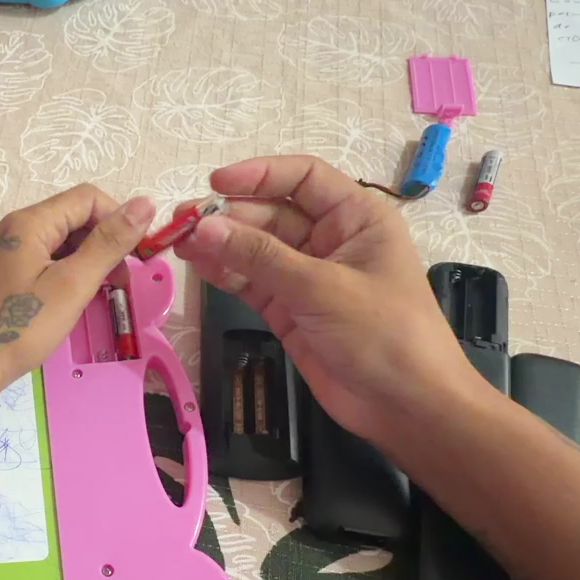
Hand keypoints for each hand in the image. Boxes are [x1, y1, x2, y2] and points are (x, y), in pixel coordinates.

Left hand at [0, 185, 154, 412]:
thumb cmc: (21, 328)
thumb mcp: (72, 285)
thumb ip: (108, 243)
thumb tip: (145, 202)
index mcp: (26, 223)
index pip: (86, 198)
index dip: (118, 220)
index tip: (133, 258)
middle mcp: (6, 227)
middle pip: (68, 217)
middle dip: (100, 242)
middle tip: (118, 283)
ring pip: (51, 240)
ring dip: (81, 259)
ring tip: (95, 293)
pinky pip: (33, 258)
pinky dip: (57, 270)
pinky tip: (65, 298)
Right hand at [174, 155, 483, 446]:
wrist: (403, 404)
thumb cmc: (382, 334)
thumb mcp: (320, 287)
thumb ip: (258, 257)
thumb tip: (203, 227)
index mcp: (356, 218)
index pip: (303, 178)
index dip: (259, 175)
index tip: (214, 183)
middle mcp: (328, 240)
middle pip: (269, 214)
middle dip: (226, 216)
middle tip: (181, 223)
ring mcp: (304, 276)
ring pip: (253, 249)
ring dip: (218, 244)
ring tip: (177, 243)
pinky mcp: (286, 309)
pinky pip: (248, 281)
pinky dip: (223, 273)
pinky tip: (196, 266)